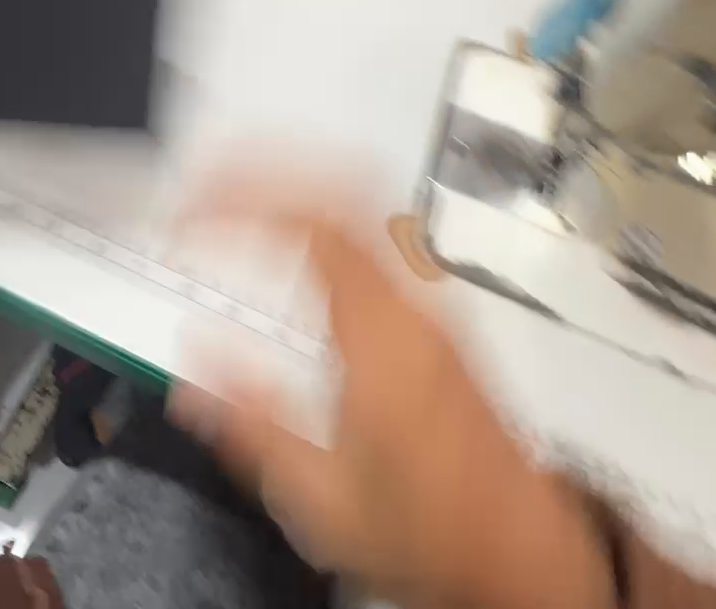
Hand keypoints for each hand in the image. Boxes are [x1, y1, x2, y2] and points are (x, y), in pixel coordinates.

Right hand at [170, 170, 613, 608]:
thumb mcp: (326, 496)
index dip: (243, 202)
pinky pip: (372, 226)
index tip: (194, 216)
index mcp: (383, 337)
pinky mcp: (430, 310)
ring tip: (241, 184)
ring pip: (361, 198)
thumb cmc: (437, 527)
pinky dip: (320, 205)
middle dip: (268, 166)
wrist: (522, 549)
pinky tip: (292, 225)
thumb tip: (193, 364)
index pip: (311, 226)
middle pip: (342, 187)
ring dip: (294, 177)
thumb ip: (251, 424)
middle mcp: (412, 302)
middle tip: (213, 171)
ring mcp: (427, 300)